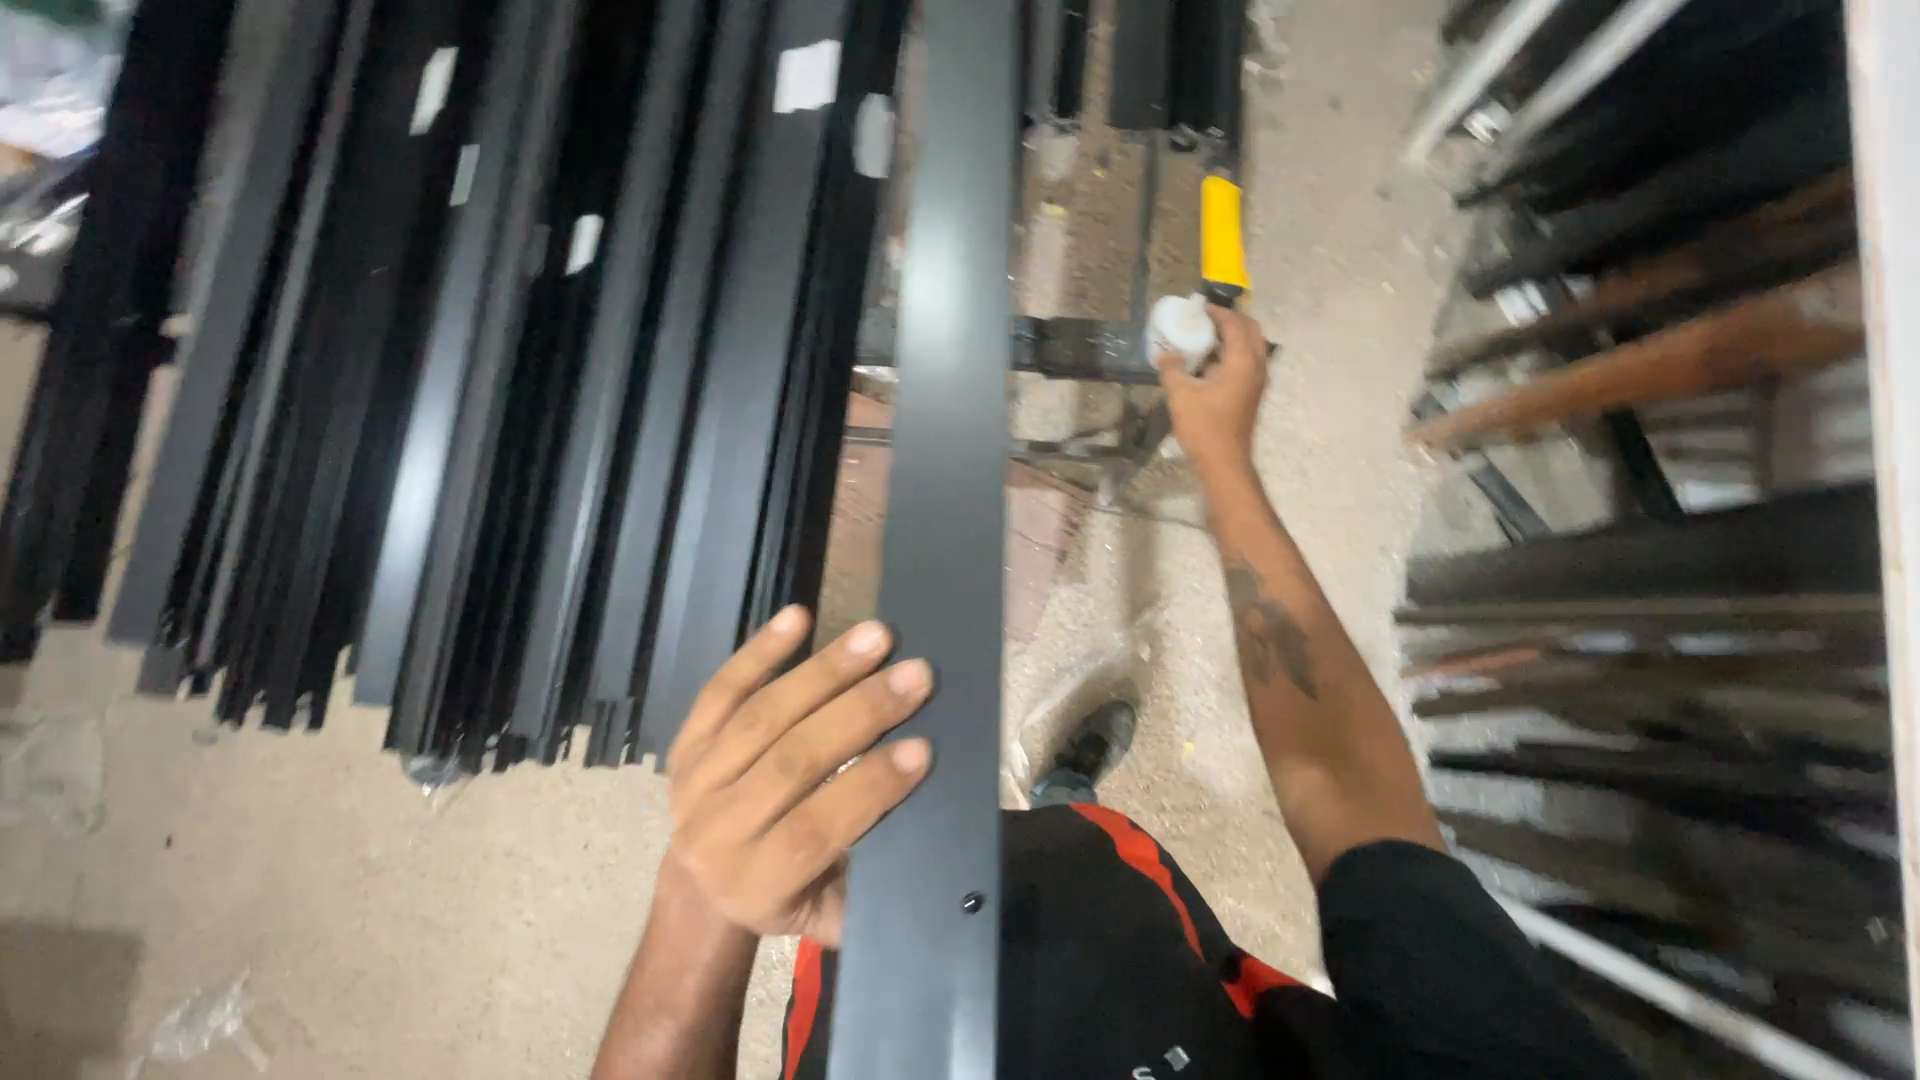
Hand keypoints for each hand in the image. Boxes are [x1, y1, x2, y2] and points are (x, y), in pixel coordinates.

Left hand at [665, 606, 932, 946]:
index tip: (924, 747)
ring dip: (824, 671)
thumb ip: (872, 885)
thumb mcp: (831, 915)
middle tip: (916, 675)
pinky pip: (721, 690)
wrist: (704, 887)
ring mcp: (695, 782)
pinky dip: (760, 650)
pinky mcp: (687, 743)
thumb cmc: (789, 896)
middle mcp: (715, 832)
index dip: (868, 786)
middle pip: (790, 761)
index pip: (814, 828)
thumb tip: (935, 832)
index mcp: (755, 884)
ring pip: (761, 716)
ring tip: (877, 637)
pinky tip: (799, 616)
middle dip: (859, 713)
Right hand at [1157, 304, 1269, 480]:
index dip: (1218, 313)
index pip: (1235, 325)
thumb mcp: (1181, 396)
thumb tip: (1164, 353)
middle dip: (1231, 320)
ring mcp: (1257, 381)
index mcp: (1243, 362)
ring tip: (1207, 337)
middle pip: (1251, 331)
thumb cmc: (1204, 427)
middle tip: (1208, 319)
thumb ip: (1172, 369)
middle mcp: (1257, 367)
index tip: (1200, 308)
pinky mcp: (1251, 394)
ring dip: (1233, 337)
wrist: (1224, 461)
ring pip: (1252, 347)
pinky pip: (1247, 362)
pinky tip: (1210, 363)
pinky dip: (1232, 354)